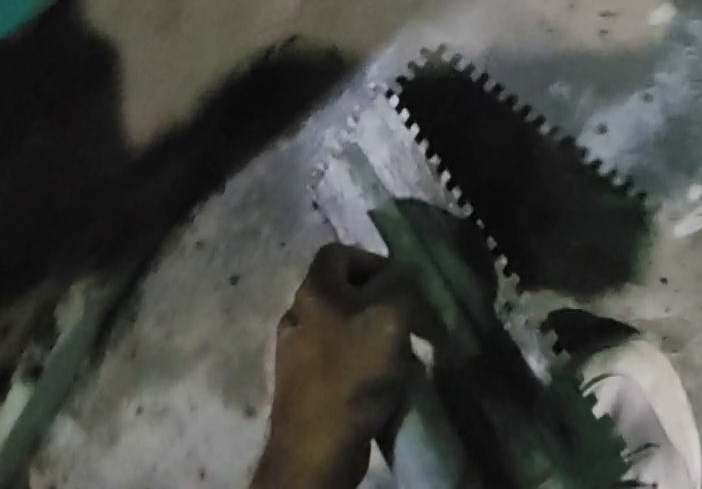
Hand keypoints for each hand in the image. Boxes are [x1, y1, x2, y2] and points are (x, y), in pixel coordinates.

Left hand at [255, 244, 422, 488]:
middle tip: (406, 321)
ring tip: (399, 356)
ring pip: (342, 326)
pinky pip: (336, 359)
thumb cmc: (354, 371)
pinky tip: (380, 383)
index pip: (338, 251)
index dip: (371, 260)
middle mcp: (297, 315)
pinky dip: (360, 364)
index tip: (398, 285)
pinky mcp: (300, 386)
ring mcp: (294, 353)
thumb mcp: (391, 312)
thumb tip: (402, 275)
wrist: (315, 450)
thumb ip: (401, 282)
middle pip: (343, 291)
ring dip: (373, 335)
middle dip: (379, 302)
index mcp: (313, 290)